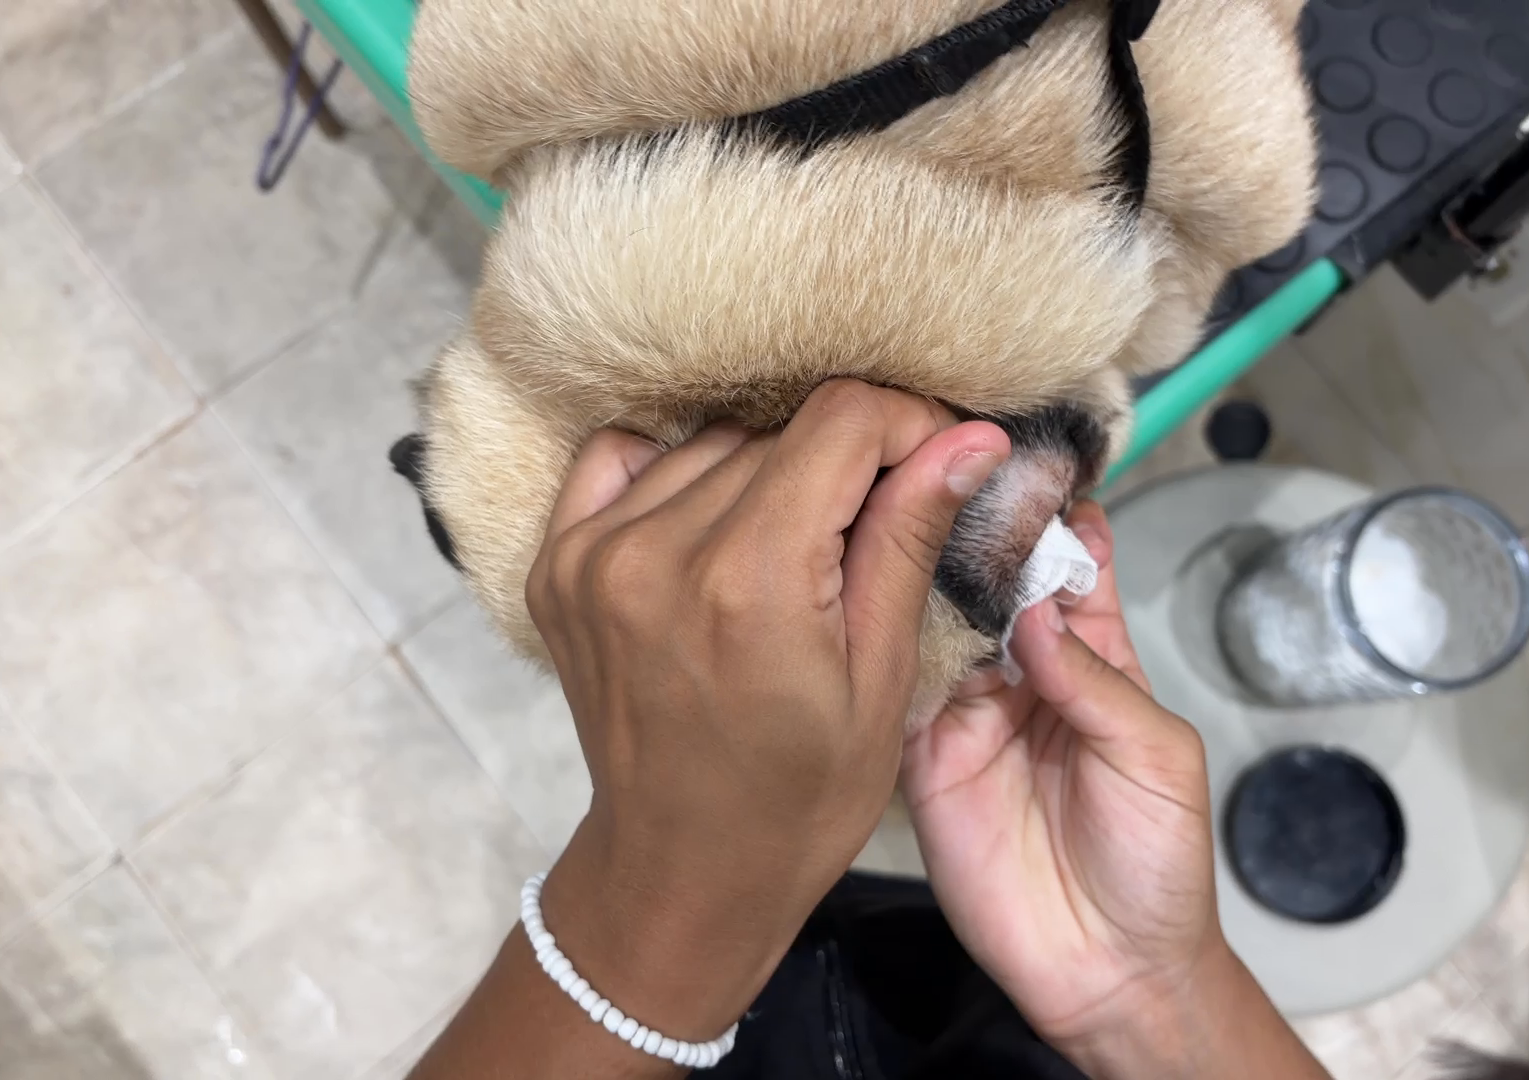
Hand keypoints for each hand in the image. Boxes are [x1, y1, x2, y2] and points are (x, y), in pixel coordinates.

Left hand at [523, 382, 1008, 1058]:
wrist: (680, 869)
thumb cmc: (799, 796)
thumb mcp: (881, 677)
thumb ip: (910, 538)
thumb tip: (971, 442)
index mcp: (750, 581)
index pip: (840, 421)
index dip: (906, 424)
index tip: (933, 459)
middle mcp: (656, 550)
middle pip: (780, 433)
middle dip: (846, 463)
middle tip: (868, 526)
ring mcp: (591, 553)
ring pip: (713, 444)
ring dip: (769, 473)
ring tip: (792, 545)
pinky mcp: (556, 562)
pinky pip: (626, 458)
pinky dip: (680, 470)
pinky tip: (710, 523)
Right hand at [904, 501, 1325, 1078]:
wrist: (1101, 967)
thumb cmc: (1156, 859)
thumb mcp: (1156, 758)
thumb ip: (1097, 683)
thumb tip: (1034, 615)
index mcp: (1091, 658)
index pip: (1070, 569)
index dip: (1057, 518)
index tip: (1031, 461)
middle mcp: (1022, 669)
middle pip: (996, 584)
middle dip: (980, 532)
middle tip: (948, 469)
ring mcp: (969, 705)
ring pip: (942, 623)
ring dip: (927, 574)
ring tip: (902, 512)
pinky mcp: (925, 748)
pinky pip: (903, 687)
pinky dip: (888, 645)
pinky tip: (870, 595)